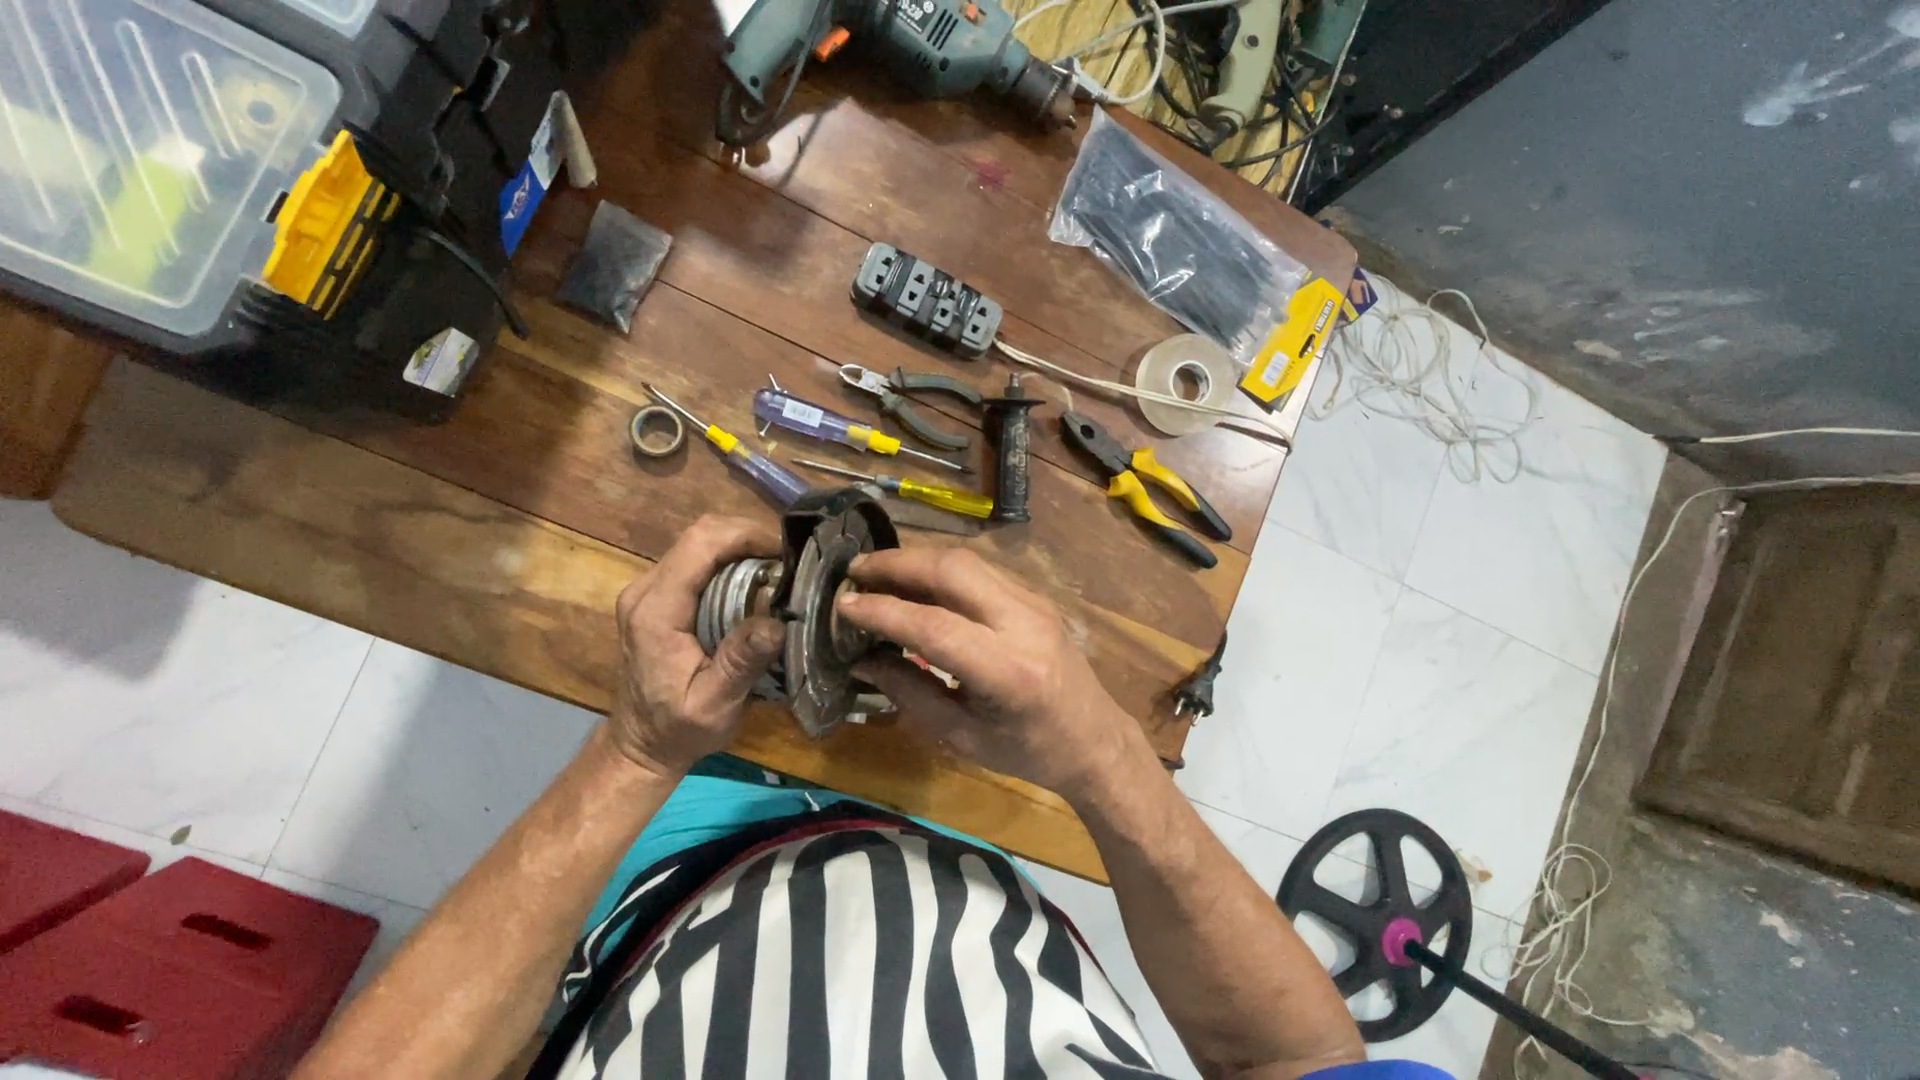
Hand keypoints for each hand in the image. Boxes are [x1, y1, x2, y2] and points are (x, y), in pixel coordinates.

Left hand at [608, 515, 786, 776]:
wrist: (641, 745)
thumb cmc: (677, 729)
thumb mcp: (713, 706)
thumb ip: (740, 663)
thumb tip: (775, 624)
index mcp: (656, 611)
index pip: (699, 545)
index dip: (746, 535)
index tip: (786, 553)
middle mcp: (645, 590)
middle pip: (700, 535)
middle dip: (749, 538)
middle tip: (789, 562)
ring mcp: (648, 590)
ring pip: (700, 543)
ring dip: (742, 548)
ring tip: (778, 571)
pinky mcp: (657, 596)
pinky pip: (697, 560)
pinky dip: (731, 561)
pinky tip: (756, 584)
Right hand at [836, 547, 1152, 800]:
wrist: (1095, 739)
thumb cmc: (1028, 750)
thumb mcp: (962, 736)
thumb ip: (910, 692)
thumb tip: (861, 658)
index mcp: (1009, 672)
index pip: (935, 626)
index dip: (884, 611)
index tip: (844, 605)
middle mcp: (1025, 624)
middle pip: (954, 570)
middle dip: (898, 564)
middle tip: (855, 571)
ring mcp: (1035, 603)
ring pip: (967, 561)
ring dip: (917, 560)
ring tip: (875, 572)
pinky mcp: (1035, 596)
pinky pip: (980, 570)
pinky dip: (940, 569)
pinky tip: (914, 582)